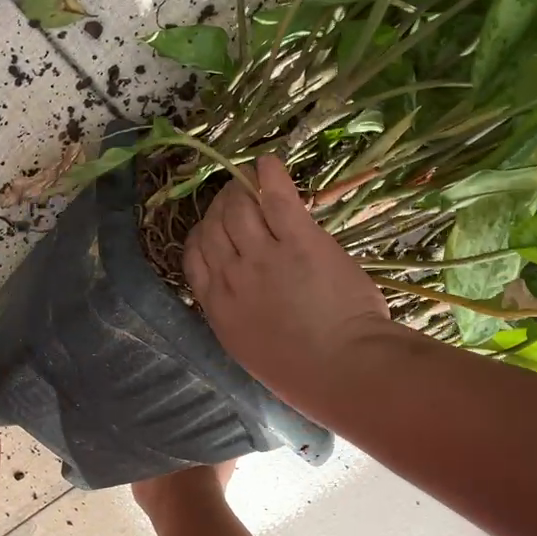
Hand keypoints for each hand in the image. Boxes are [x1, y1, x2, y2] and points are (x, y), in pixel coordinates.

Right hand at [183, 155, 391, 399]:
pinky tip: (267, 164)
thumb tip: (235, 291)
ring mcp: (264, 255)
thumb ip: (236, 312)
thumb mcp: (248, 346)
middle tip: (237, 196)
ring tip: (252, 181)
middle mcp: (232, 274)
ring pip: (238, 207)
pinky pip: (276, 198)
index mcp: (217, 304)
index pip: (193, 252)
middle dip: (220, 205)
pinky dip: (269, 176)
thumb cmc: (302, 372)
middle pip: (212, 224)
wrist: (343, 369)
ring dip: (242, 189)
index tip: (215, 226)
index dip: (202, 232)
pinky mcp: (300, 240)